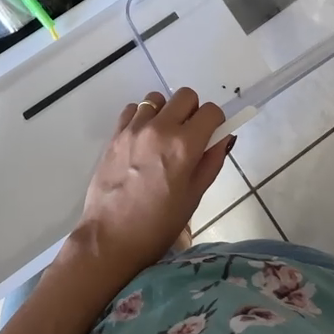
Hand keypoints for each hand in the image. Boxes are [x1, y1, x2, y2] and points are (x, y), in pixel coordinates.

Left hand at [67, 88, 232, 279]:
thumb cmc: (158, 226)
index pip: (210, 111)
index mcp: (183, 146)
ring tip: (162, 138)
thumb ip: (210, 163)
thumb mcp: (193, 198)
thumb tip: (223, 139)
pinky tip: (142, 141)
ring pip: (157, 99)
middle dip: (193, 111)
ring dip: (165, 112)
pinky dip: (142, 118)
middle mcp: (159, 128)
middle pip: (185, 95)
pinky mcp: (115, 133)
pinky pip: (133, 109)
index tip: (211, 134)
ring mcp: (134, 128)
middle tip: (188, 136)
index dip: (215, 121)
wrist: (110, 238)